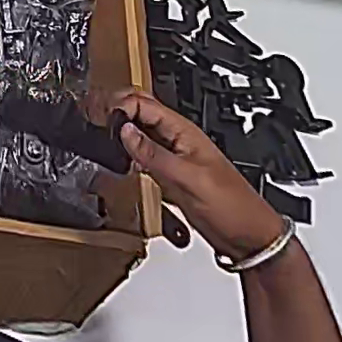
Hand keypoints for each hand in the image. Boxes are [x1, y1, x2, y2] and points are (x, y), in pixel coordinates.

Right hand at [94, 87, 285, 261]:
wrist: (250, 239)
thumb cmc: (232, 206)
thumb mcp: (188, 178)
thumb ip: (153, 154)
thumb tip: (124, 130)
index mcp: (182, 130)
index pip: (142, 103)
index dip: (118, 105)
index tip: (99, 116)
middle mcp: (177, 139)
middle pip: (140, 111)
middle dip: (115, 109)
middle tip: (91, 114)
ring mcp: (173, 156)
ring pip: (140, 132)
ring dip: (120, 128)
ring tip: (98, 130)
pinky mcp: (171, 175)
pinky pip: (144, 155)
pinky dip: (128, 152)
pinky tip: (119, 158)